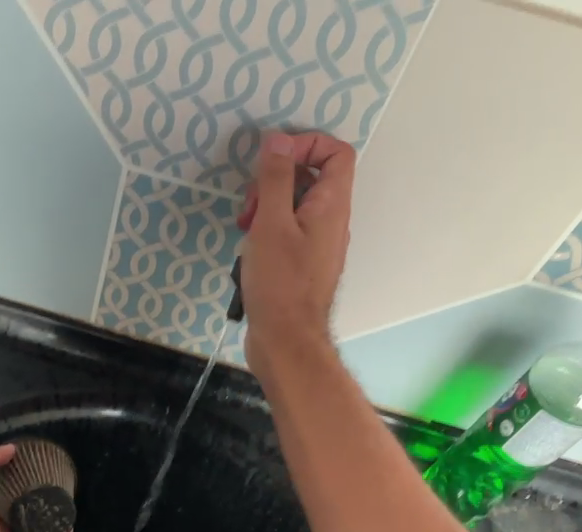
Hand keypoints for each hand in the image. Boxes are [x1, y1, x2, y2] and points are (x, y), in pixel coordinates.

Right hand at [235, 131, 356, 377]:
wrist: (285, 341)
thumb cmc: (279, 283)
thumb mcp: (271, 223)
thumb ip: (275, 179)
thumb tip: (278, 140)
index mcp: (332, 206)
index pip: (336, 153)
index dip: (307, 145)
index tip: (274, 161)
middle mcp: (331, 223)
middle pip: (311, 179)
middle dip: (276, 181)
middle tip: (251, 204)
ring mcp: (317, 247)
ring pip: (295, 208)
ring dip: (266, 208)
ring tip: (244, 227)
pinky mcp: (302, 267)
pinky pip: (288, 234)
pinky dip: (267, 232)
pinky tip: (248, 250)